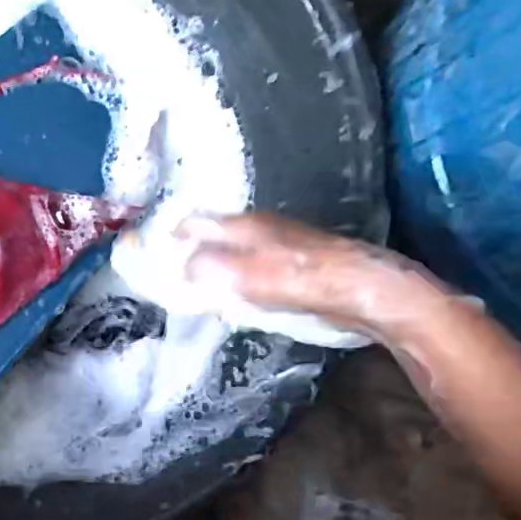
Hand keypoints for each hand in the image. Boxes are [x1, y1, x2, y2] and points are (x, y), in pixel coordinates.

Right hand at [176, 212, 437, 338]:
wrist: (366, 292)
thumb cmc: (304, 281)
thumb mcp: (248, 276)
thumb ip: (210, 270)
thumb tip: (181, 270)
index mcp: (244, 225)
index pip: (195, 222)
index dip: (172, 238)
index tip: (154, 259)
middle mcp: (259, 228)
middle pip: (211, 235)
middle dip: (188, 252)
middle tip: (169, 278)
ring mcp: (278, 244)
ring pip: (230, 250)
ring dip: (210, 267)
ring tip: (193, 290)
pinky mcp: (292, 264)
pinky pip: (248, 267)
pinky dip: (232, 279)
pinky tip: (232, 297)